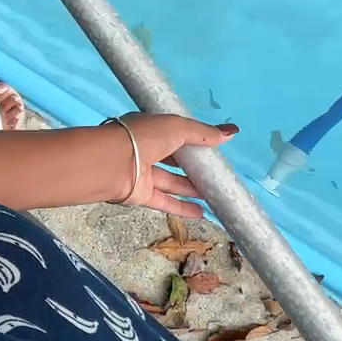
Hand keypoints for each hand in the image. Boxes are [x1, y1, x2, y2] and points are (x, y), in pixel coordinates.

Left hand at [103, 113, 236, 218]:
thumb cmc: (143, 137)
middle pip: (172, 160)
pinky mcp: (139, 194)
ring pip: (170, 182)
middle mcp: (144, 150)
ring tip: (216, 194)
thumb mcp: (176, 127)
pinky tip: (202, 213)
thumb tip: (231, 133)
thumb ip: (202, 133)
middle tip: (217, 174)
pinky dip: (182, 208)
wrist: (110, 162)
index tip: (213, 147)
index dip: (192, 140)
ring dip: (191, 188)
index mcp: (149, 130)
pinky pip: (164, 201)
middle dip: (193, 166)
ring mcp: (141, 173)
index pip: (173, 134)